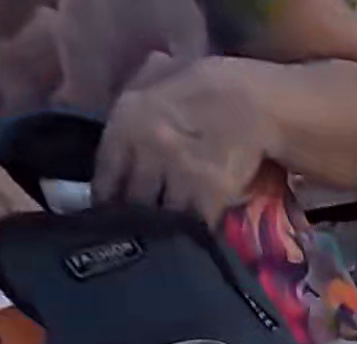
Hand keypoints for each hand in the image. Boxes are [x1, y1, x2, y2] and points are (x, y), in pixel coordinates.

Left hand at [95, 55, 274, 227]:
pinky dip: (196, 234)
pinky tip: (195, 241)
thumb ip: (129, 111)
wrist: (249, 103)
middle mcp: (150, 152)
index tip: (110, 218)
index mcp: (127, 125)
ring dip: (167, 232)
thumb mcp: (151, 86)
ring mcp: (181, 176)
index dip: (107, 203)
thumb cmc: (201, 89)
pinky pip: (197, 224)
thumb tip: (118, 139)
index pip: (106, 179)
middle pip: (134, 203)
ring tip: (168, 245)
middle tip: (139, 236)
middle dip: (136, 220)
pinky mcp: (211, 196)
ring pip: (165, 217)